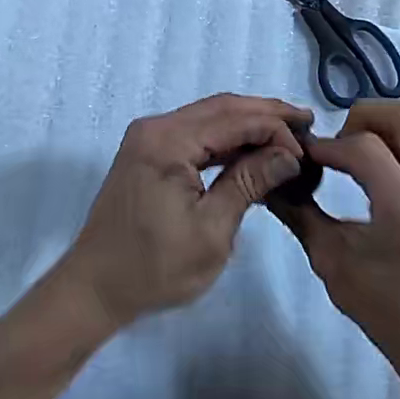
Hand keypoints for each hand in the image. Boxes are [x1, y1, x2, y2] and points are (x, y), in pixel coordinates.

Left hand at [60, 94, 311, 327]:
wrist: (92, 291)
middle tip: (307, 122)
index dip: (275, 129)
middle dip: (267, 113)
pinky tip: (252, 147)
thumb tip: (290, 154)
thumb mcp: (212, 231)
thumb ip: (250, 183)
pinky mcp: (148, 151)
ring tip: (288, 131)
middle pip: (223, 107)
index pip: (235, 120)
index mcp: (168, 142)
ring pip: (211, 116)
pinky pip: (196, 131)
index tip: (306, 150)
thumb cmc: (154, 268)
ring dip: (249, 122)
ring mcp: (149, 137)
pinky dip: (227, 136)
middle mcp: (156, 127)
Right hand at [271, 100, 399, 380]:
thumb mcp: (332, 263)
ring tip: (357, 152)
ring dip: (385, 125)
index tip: (308, 157)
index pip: (367, 149)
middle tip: (340, 142)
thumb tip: (273, 180)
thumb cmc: (385, 310)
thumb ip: (302, 215)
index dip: (330, 145)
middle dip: (366, 116)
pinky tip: (378, 170)